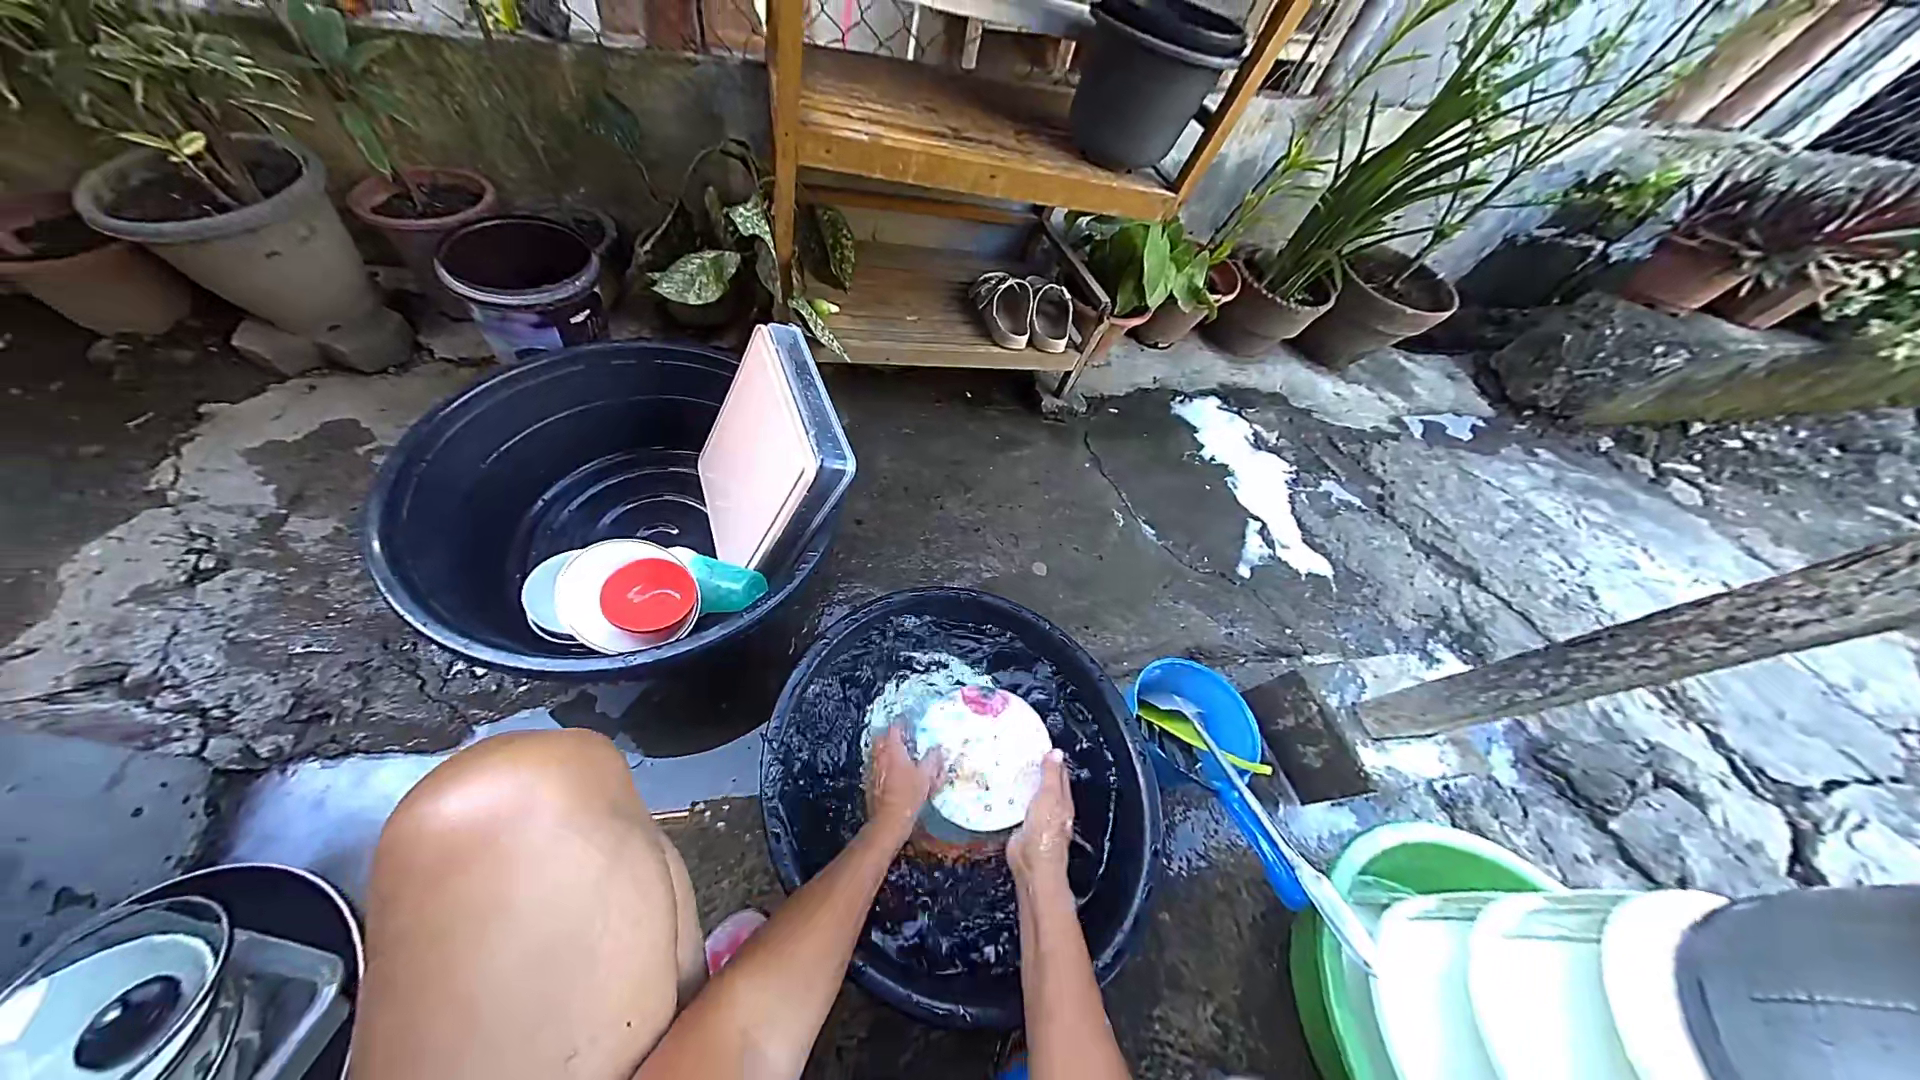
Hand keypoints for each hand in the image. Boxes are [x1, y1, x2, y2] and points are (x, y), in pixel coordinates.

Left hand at [867, 724, 942, 843]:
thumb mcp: (926, 776)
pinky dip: (883, 765)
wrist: (889, 820)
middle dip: (892, 735)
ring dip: (886, 750)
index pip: (895, 727)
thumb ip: (932, 759)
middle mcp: (879, 755)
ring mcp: (872, 768)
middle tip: (904, 738)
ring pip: (877, 752)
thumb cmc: (908, 795)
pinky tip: (892, 773)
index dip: (902, 723)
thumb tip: (937, 749)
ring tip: (899, 755)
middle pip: (882, 737)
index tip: (910, 723)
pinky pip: (875, 766)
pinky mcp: (869, 781)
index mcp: (892, 749)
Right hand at [1007, 749, 1072, 884]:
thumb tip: (1056, 752)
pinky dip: (1010, 796)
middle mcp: (1052, 807)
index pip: (1058, 772)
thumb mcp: (1050, 796)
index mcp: (1063, 799)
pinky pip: (1016, 806)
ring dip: (1021, 782)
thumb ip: (1051, 774)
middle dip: (1034, 769)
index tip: (1036, 744)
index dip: (1050, 758)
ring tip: (1007, 766)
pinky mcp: (1021, 826)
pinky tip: (1001, 789)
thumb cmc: (1045, 832)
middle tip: (1019, 752)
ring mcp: (1036, 817)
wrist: (1031, 863)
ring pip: (1029, 793)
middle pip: (1043, 782)